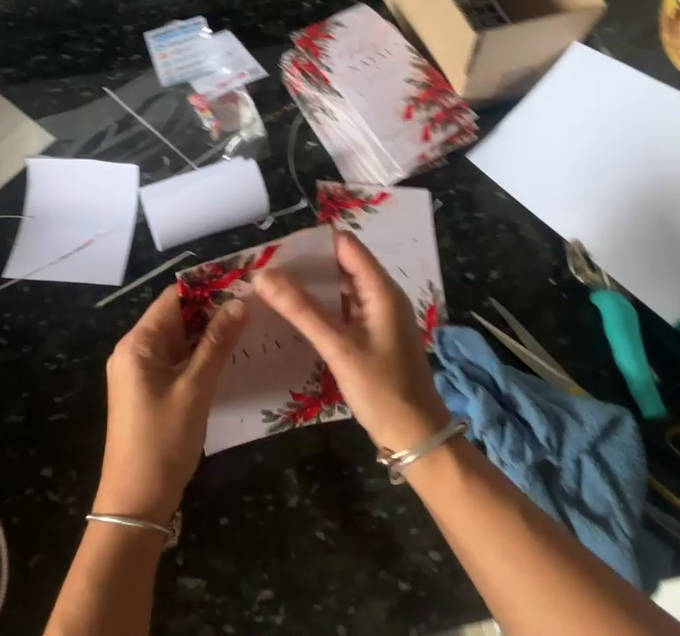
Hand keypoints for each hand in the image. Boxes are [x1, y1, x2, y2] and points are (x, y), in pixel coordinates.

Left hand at [93, 290, 249, 521]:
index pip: (173, 299)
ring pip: (178, 341)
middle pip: (175, 318)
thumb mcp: (194, 389)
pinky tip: (229, 358)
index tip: (243, 282)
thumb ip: (216, 345)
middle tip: (255, 305)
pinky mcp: (148, 392)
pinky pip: (176, 362)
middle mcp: (133, 351)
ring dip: (209, 335)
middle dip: (212, 310)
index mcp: (136, 344)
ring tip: (250, 327)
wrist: (135, 502)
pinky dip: (199, 357)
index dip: (207, 288)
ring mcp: (139, 373)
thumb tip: (239, 303)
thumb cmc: (162, 440)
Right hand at [255, 230, 451, 452]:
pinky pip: (343, 309)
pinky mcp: (373, 336)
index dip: (313, 243)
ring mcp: (379, 316)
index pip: (345, 245)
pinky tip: (296, 315)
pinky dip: (321, 308)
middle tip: (267, 270)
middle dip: (307, 264)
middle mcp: (382, 295)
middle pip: (342, 264)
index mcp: (381, 290)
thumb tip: (262, 275)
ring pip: (341, 288)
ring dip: (312, 286)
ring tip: (274, 289)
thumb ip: (301, 310)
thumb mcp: (338, 348)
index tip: (276, 250)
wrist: (416, 437)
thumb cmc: (382, 389)